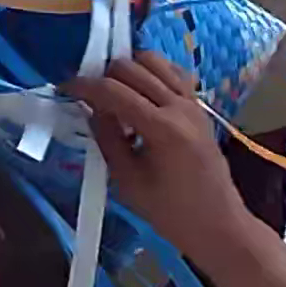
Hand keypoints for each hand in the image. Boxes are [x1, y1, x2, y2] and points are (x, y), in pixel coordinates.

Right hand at [67, 54, 261, 264]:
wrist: (220, 227)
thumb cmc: (170, 212)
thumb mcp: (126, 179)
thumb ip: (106, 137)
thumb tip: (89, 107)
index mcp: (162, 129)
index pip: (112, 90)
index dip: (84, 86)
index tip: (65, 89)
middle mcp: (180, 107)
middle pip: (130, 67)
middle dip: (102, 76)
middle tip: (90, 96)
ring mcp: (192, 103)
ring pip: (152, 59)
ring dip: (127, 68)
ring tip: (115, 91)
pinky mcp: (198, 105)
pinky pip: (171, 70)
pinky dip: (151, 71)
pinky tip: (140, 90)